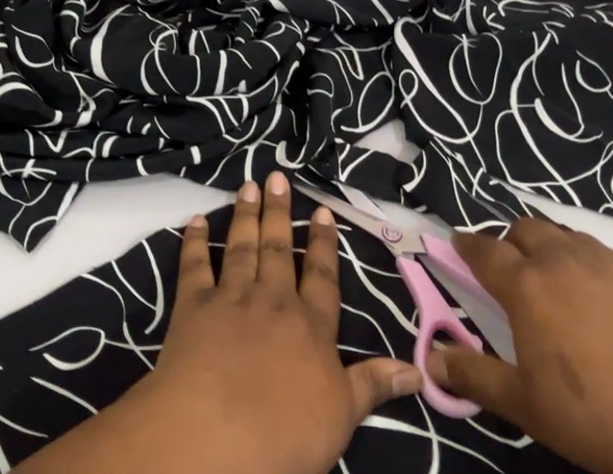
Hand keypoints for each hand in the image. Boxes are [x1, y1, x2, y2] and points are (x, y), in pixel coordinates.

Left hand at [144, 171, 422, 472]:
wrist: (217, 434)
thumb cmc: (286, 431)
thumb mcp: (342, 414)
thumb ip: (374, 384)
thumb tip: (419, 372)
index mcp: (311, 325)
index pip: (322, 276)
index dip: (324, 243)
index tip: (322, 211)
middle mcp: (274, 301)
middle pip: (278, 248)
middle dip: (279, 212)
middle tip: (278, 178)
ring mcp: (231, 299)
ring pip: (242, 247)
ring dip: (246, 215)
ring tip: (249, 186)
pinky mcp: (192, 308)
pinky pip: (194, 266)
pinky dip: (195, 241)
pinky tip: (197, 221)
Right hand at [427, 219, 612, 473]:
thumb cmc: (602, 418)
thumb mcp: (527, 407)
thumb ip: (474, 377)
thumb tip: (430, 360)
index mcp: (528, 286)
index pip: (484, 250)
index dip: (466, 245)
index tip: (456, 245)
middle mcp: (566, 259)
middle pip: (527, 229)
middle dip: (510, 242)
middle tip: (510, 274)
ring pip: (570, 237)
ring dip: (553, 249)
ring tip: (559, 285)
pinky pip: (612, 253)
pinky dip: (596, 265)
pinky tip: (610, 301)